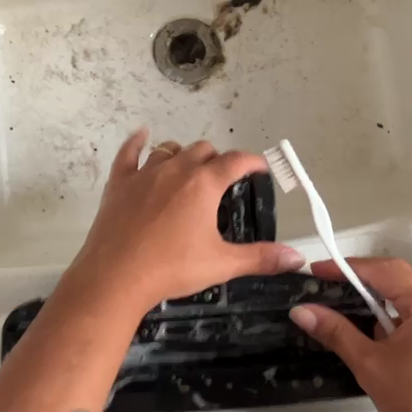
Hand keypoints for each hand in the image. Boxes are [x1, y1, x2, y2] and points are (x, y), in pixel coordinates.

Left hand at [58, 129, 305, 316]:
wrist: (115, 277)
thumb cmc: (171, 268)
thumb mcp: (222, 264)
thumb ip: (261, 258)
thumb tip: (296, 258)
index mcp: (204, 184)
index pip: (236, 161)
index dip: (252, 161)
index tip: (261, 168)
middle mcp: (176, 169)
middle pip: (203, 150)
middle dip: (217, 159)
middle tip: (223, 180)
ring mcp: (144, 173)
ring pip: (169, 149)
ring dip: (183, 154)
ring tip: (189, 168)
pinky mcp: (119, 183)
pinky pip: (128, 152)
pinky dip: (137, 142)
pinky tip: (142, 134)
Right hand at [291, 258, 411, 411]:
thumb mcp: (369, 365)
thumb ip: (336, 331)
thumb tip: (301, 310)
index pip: (382, 271)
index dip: (347, 267)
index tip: (316, 270)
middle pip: (400, 278)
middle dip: (364, 279)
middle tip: (329, 285)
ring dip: (382, 300)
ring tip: (351, 313)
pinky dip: (399, 316)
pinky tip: (382, 337)